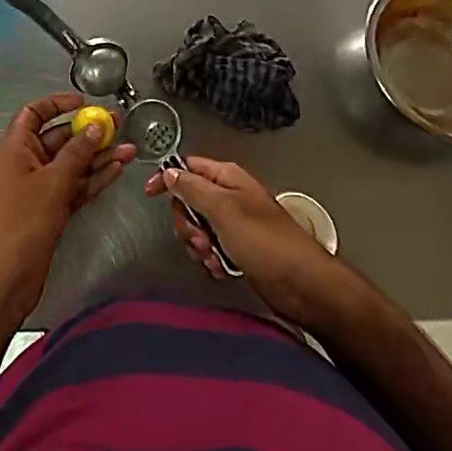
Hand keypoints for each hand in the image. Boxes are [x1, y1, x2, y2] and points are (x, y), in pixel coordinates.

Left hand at [0, 93, 136, 310]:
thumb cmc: (23, 222)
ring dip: (99, 156)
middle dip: (89, 132)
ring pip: (72, 164)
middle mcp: (26, 163)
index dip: (57, 103)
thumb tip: (96, 127)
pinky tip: (118, 169)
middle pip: (59, 138)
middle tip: (118, 125)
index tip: (84, 102)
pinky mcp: (51, 209)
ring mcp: (40, 187)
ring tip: (129, 148)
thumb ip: (78, 152)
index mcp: (16, 148)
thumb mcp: (54, 180)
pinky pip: (76, 185)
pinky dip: (95, 178)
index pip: (34, 113)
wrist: (8, 275)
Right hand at [145, 156, 345, 321]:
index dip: (168, 178)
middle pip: (188, 201)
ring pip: (197, 228)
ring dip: (198, 245)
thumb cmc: (264, 241)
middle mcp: (230, 196)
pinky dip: (210, 259)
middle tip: (201, 239)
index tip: (151, 195)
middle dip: (187, 224)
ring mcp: (233, 223)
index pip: (188, 167)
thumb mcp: (223, 209)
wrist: (300, 283)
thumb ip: (192, 188)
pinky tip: (221, 269)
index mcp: (228, 178)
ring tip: (214, 257)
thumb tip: (169, 172)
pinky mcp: (237, 248)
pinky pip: (210, 248)